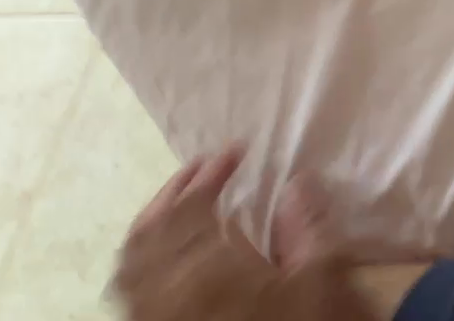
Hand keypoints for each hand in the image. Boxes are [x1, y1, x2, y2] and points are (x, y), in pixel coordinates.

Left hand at [114, 148, 378, 320]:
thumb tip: (297, 183)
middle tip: (203, 164)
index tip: (236, 150)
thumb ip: (306, 225)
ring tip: (178, 197)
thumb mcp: (323, 272)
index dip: (209, 176)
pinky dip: (141, 255)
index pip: (191, 212)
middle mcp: (168, 295)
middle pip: (148, 236)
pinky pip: (131, 289)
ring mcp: (156, 318)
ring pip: (130, 265)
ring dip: (151, 223)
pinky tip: (162, 249)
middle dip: (172, 194)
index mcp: (209, 272)